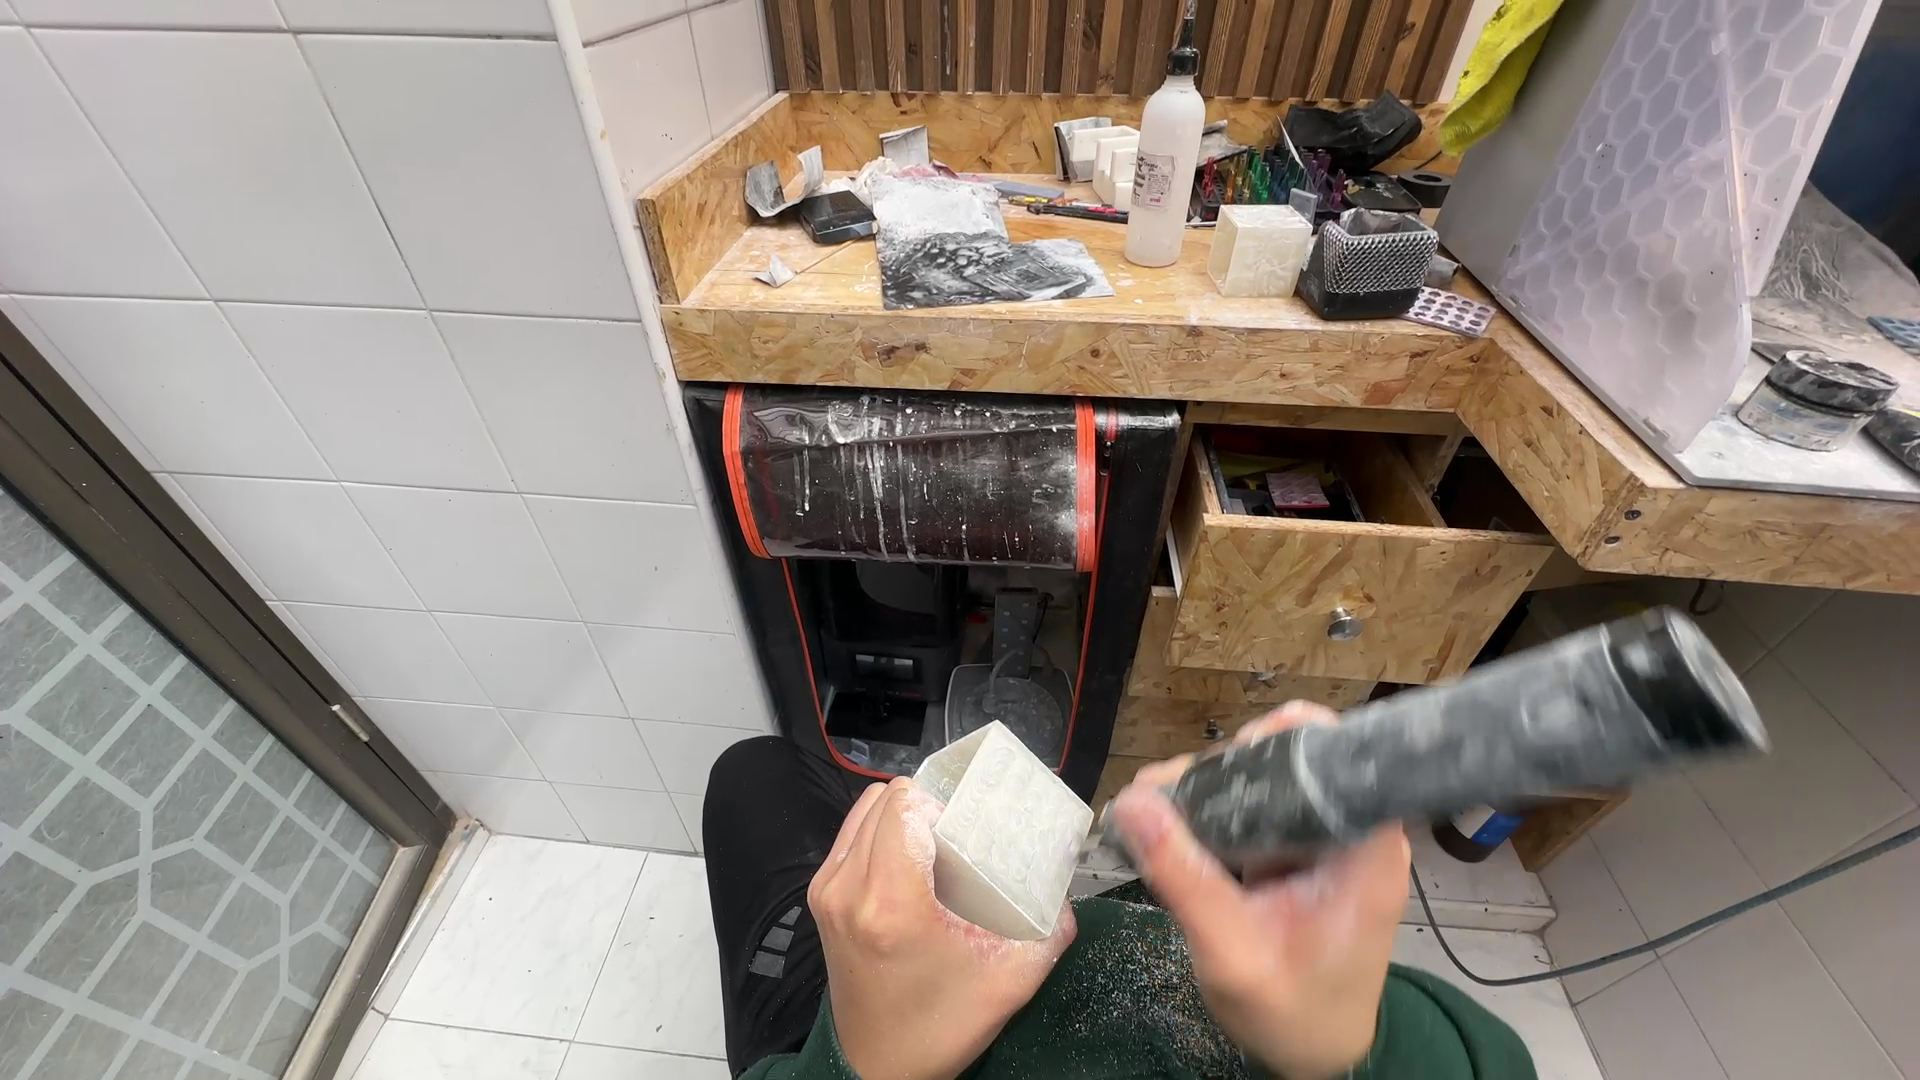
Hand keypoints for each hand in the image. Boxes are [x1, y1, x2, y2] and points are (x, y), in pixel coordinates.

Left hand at [808, 777, 1075, 1079]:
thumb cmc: (940, 1025)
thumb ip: (1049, 928)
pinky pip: (851, 832)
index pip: (904, 803)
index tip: (964, 830)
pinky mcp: (819, 895)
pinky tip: (905, 861)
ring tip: (931, 847)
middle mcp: (848, 884)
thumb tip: (1063, 884)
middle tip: (953, 837)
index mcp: (890, 899)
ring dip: (899, 817)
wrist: (875, 1070)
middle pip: (885, 800)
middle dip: (923, 807)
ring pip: (865, 810)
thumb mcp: (1008, 980)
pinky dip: (879, 832)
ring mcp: (827, 887)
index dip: (938, 804)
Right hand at [1108, 701, 1409, 1079]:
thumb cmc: (1292, 1013)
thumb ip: (1184, 877)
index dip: (1282, 740)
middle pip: (1284, 757)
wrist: (1311, 1050)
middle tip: (1168, 798)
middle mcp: (1344, 829)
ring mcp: (1315, 834)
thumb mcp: (1231, 952)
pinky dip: (1208, 806)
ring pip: (1258, 776)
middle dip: (1222, 767)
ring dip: (1207, 786)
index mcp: (1361, 850)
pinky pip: (1247, 803)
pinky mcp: (1290, 844)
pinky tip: (1174, 824)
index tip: (1224, 760)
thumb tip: (1132, 802)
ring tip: (1159, 810)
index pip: (1337, 757)